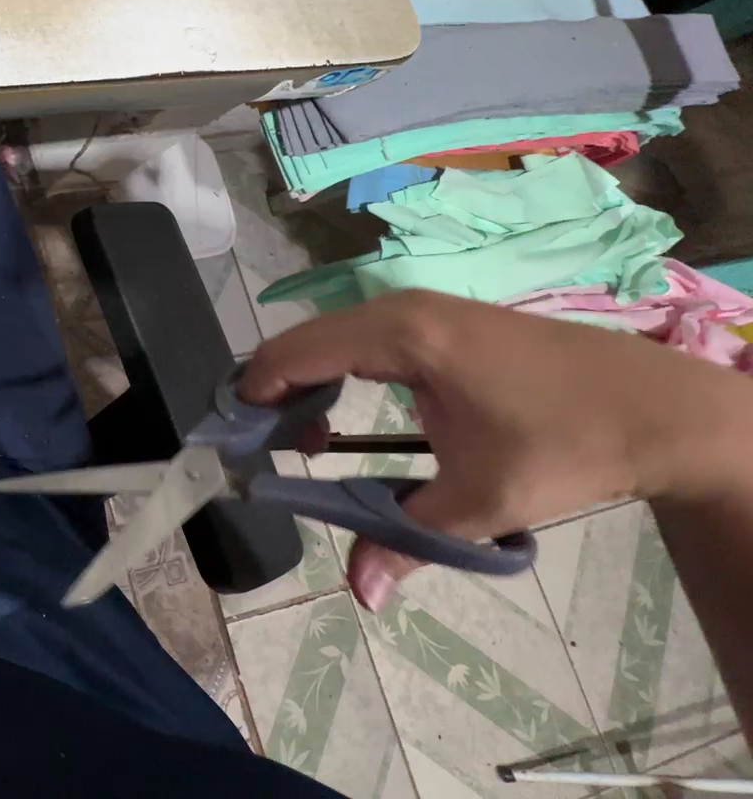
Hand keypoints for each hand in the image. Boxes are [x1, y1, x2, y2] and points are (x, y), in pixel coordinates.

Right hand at [240, 291, 752, 609]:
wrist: (673, 410)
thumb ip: (410, 536)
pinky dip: (330, 370)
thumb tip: (362, 597)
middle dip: (271, 389)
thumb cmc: (574, 445)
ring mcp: (415, 308)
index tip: (232, 433)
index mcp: (403, 337)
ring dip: (300, 381)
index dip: (256, 390)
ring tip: (299, 435)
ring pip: (324, 337)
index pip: (296, 353)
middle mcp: (397, 309)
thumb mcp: (489, 499)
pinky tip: (337, 411)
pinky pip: (353, 336)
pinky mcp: (430, 318)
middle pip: (300, 341)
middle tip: (260, 443)